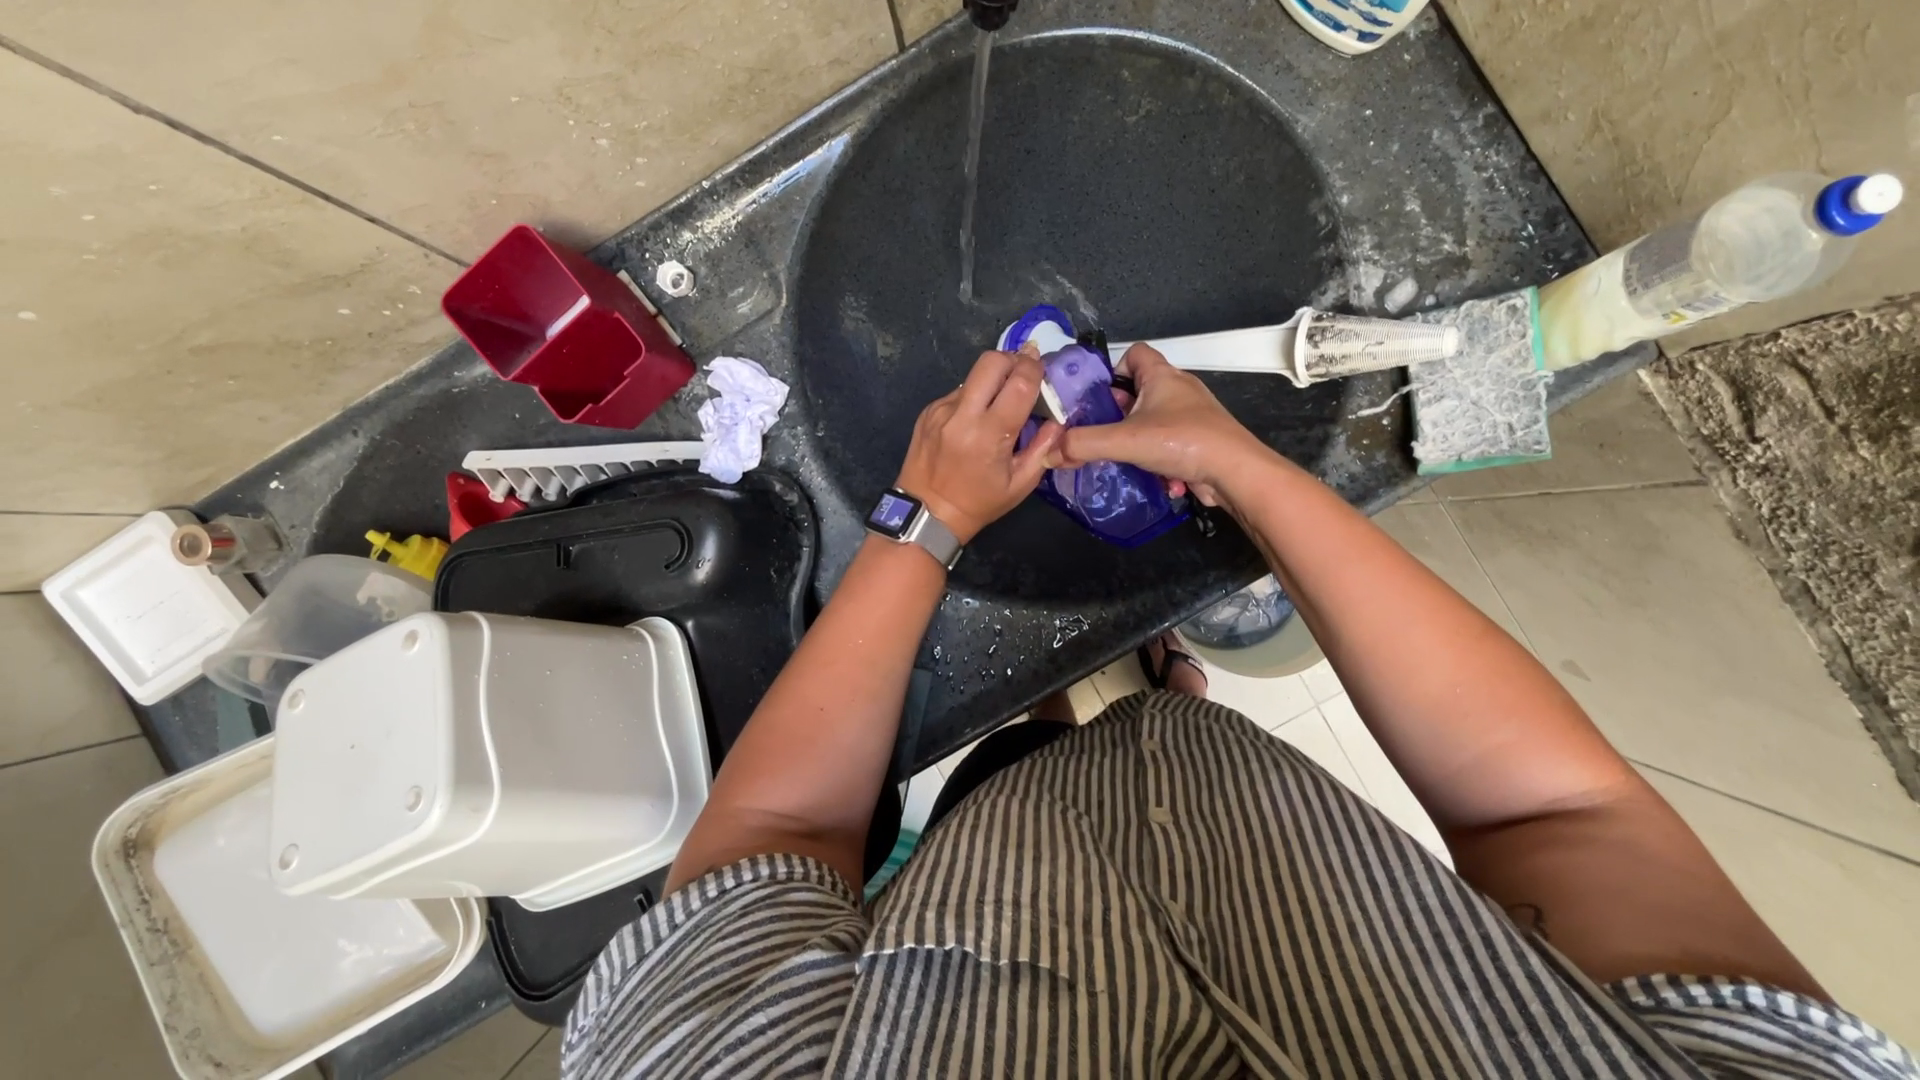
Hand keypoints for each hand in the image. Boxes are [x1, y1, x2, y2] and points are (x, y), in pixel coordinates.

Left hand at [896, 349, 1063, 543]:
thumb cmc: (979, 503)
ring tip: (1000, 402)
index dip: (1035, 368)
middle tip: (1023, 375)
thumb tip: (1057, 419)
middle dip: (1013, 360)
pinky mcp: (928, 411)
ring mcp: (941, 410)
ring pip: (973, 375)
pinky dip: (973, 397)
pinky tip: (976, 419)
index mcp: (989, 434)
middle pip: (991, 361)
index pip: (1019, 382)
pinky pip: (958, 391)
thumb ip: (1043, 448)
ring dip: (993, 380)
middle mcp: (962, 415)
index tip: (1043, 370)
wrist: (926, 513)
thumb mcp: (1021, 484)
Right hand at [1058, 343, 1271, 506]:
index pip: (1135, 352)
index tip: (1098, 397)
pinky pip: (1170, 445)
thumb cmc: (1182, 441)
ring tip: (1124, 458)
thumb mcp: (1124, 440)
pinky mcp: (1201, 441)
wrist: (1234, 472)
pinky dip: (1160, 460)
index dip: (1113, 369)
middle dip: (1119, 414)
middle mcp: (1179, 389)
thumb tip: (1049, 452)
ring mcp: (1193, 416)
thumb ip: (1083, 445)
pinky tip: (1156, 478)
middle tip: (1101, 433)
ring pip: (1153, 422)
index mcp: (1162, 376)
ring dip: (1138, 441)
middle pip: (1139, 391)